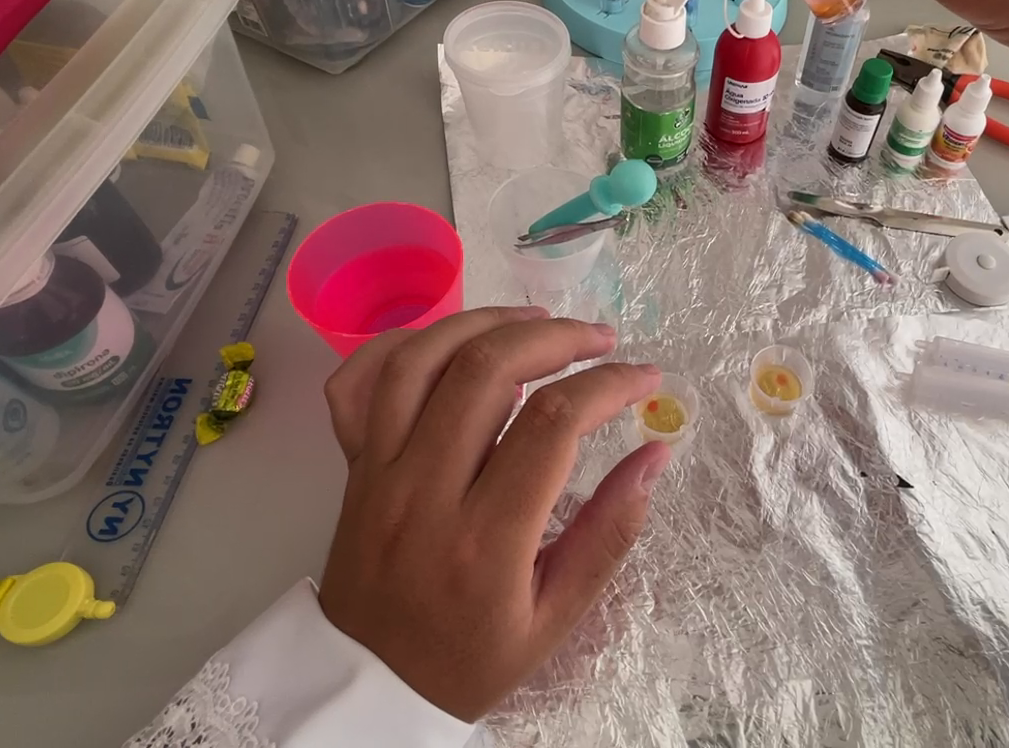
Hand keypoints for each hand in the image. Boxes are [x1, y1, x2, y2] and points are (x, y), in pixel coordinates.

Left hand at [317, 307, 670, 720]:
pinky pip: (358, 382)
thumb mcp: (556, 618)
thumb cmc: (470, 657)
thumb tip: (656, 453)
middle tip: (600, 339)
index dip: (609, 384)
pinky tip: (452, 338)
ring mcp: (377, 473)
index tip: (645, 377)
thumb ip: (610, 532)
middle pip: (486, 371)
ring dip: (487, 322)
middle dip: (557, 338)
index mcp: (484, 540)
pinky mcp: (352, 465)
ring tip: (538, 320)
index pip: (553, 425)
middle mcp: (424, 492)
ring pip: (423, 360)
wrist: (365, 689)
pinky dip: (403, 342)